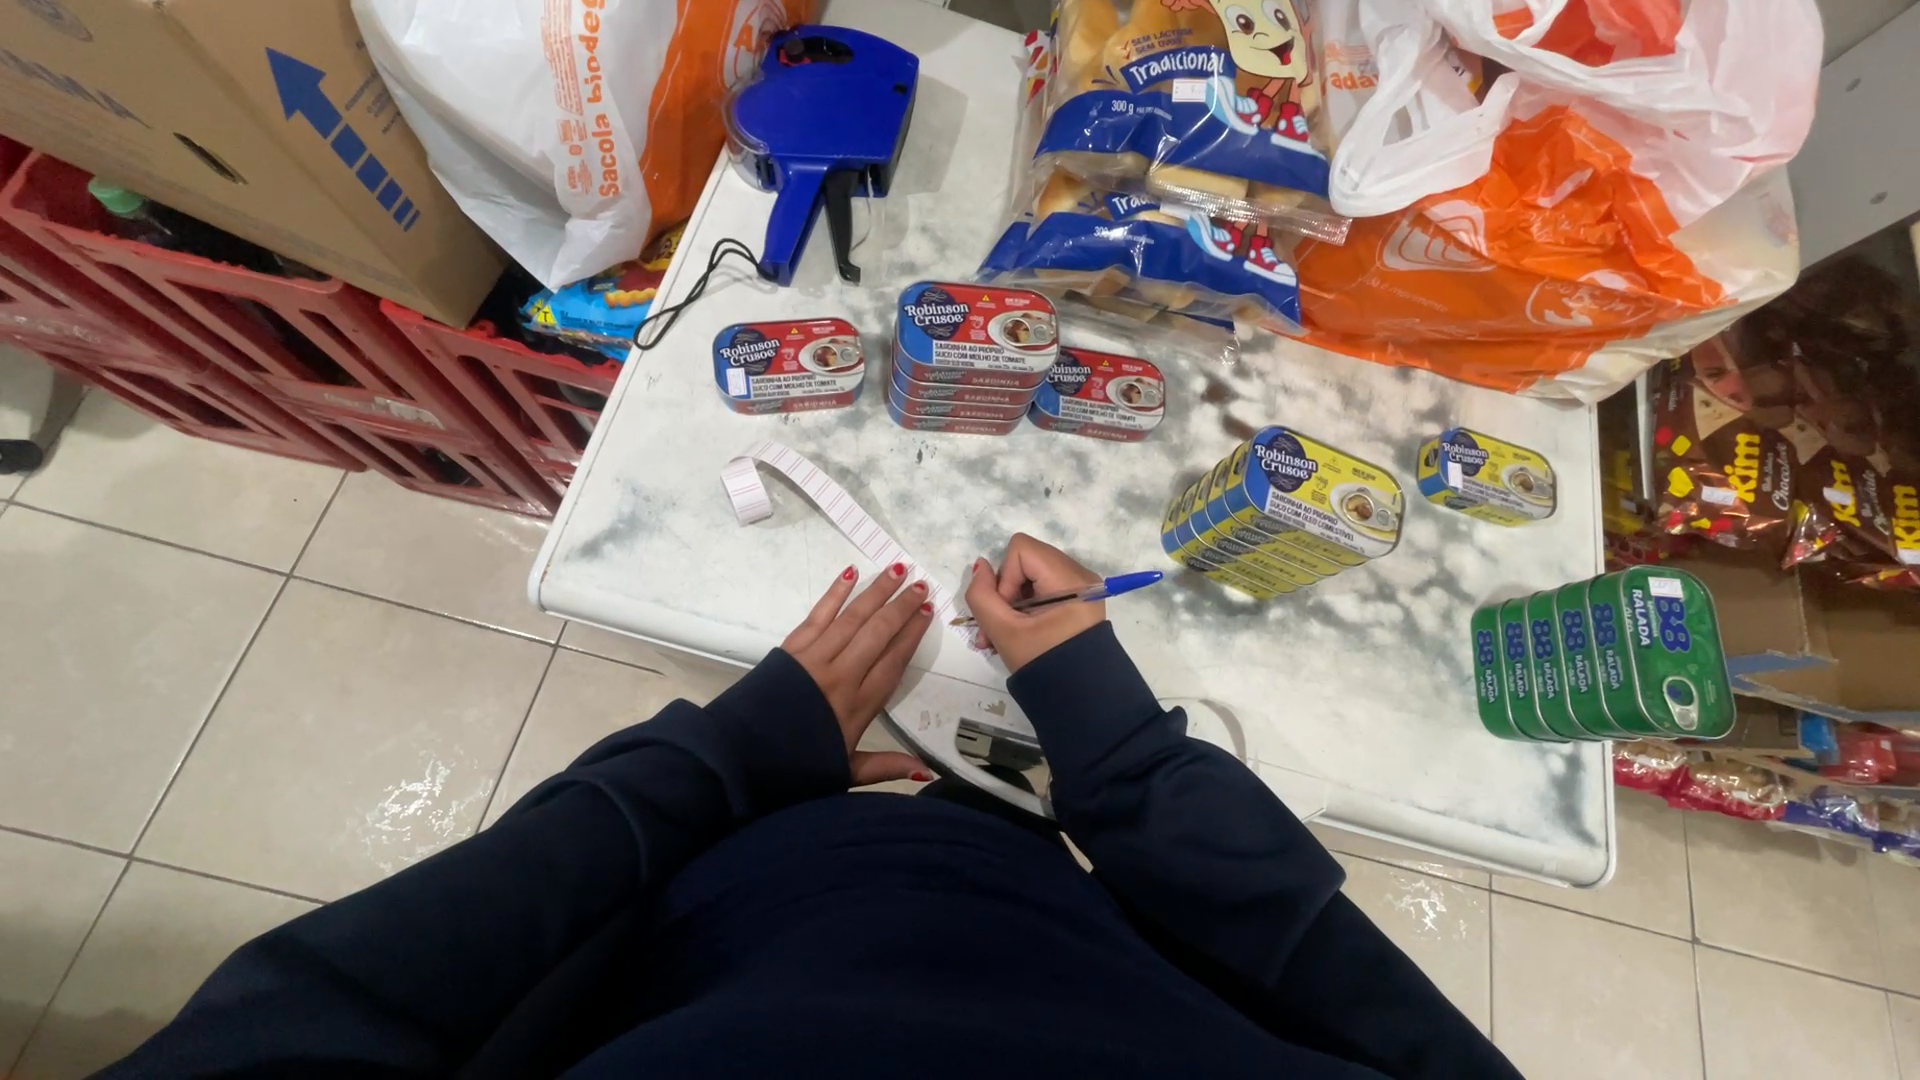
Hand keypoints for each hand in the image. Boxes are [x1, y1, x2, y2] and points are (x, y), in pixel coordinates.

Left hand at [782, 563, 933, 785]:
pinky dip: (835, 593)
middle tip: (921, 584)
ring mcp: (814, 659)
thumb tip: (925, 771)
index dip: (912, 634)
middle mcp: (840, 676)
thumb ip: (885, 766)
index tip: (927, 611)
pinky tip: (850, 573)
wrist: (736, 760)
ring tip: (898, 570)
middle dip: (901, 606)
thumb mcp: (844, 774)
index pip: (893, 661)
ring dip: (876, 592)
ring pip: (852, 618)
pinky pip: (818, 615)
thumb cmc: (794, 769)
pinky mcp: (791, 649)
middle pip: (877, 633)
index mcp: (857, 706)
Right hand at [963, 533, 1105, 672]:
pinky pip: (1044, 588)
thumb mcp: (1003, 631)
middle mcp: (1081, 575)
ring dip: (1011, 601)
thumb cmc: (1043, 664)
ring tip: (998, 635)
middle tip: (994, 627)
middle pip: (1027, 560)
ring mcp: (1082, 587)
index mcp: (1070, 579)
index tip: (1006, 612)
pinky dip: (1026, 606)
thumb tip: (980, 564)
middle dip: (1005, 591)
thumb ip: (982, 594)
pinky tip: (1016, 632)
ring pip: (1032, 575)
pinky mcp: (1079, 599)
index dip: (1004, 577)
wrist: (1080, 700)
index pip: (1021, 550)